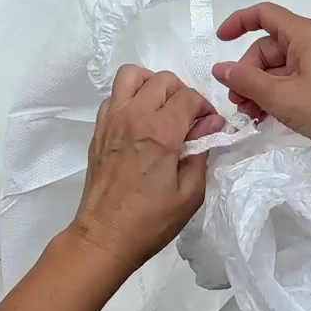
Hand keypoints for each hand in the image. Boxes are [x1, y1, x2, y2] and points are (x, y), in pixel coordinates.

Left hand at [67, 66, 225, 273]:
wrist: (105, 236)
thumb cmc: (151, 220)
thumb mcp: (190, 193)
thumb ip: (203, 152)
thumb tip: (212, 125)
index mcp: (160, 130)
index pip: (189, 96)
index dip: (205, 108)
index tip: (207, 127)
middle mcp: (134, 115)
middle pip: (162, 79)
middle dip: (181, 93)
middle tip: (187, 119)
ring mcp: (112, 118)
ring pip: (131, 75)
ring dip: (150, 84)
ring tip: (160, 108)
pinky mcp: (98, 128)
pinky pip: (114, 95)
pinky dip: (129, 98)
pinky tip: (138, 122)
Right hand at [209, 2, 310, 163]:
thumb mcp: (281, 96)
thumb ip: (246, 81)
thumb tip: (219, 69)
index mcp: (303, 34)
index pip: (264, 14)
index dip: (238, 22)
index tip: (219, 41)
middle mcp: (310, 43)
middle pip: (266, 48)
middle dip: (247, 73)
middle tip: (238, 101)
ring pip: (275, 68)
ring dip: (258, 89)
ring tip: (250, 115)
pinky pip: (289, 81)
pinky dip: (274, 96)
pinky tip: (264, 118)